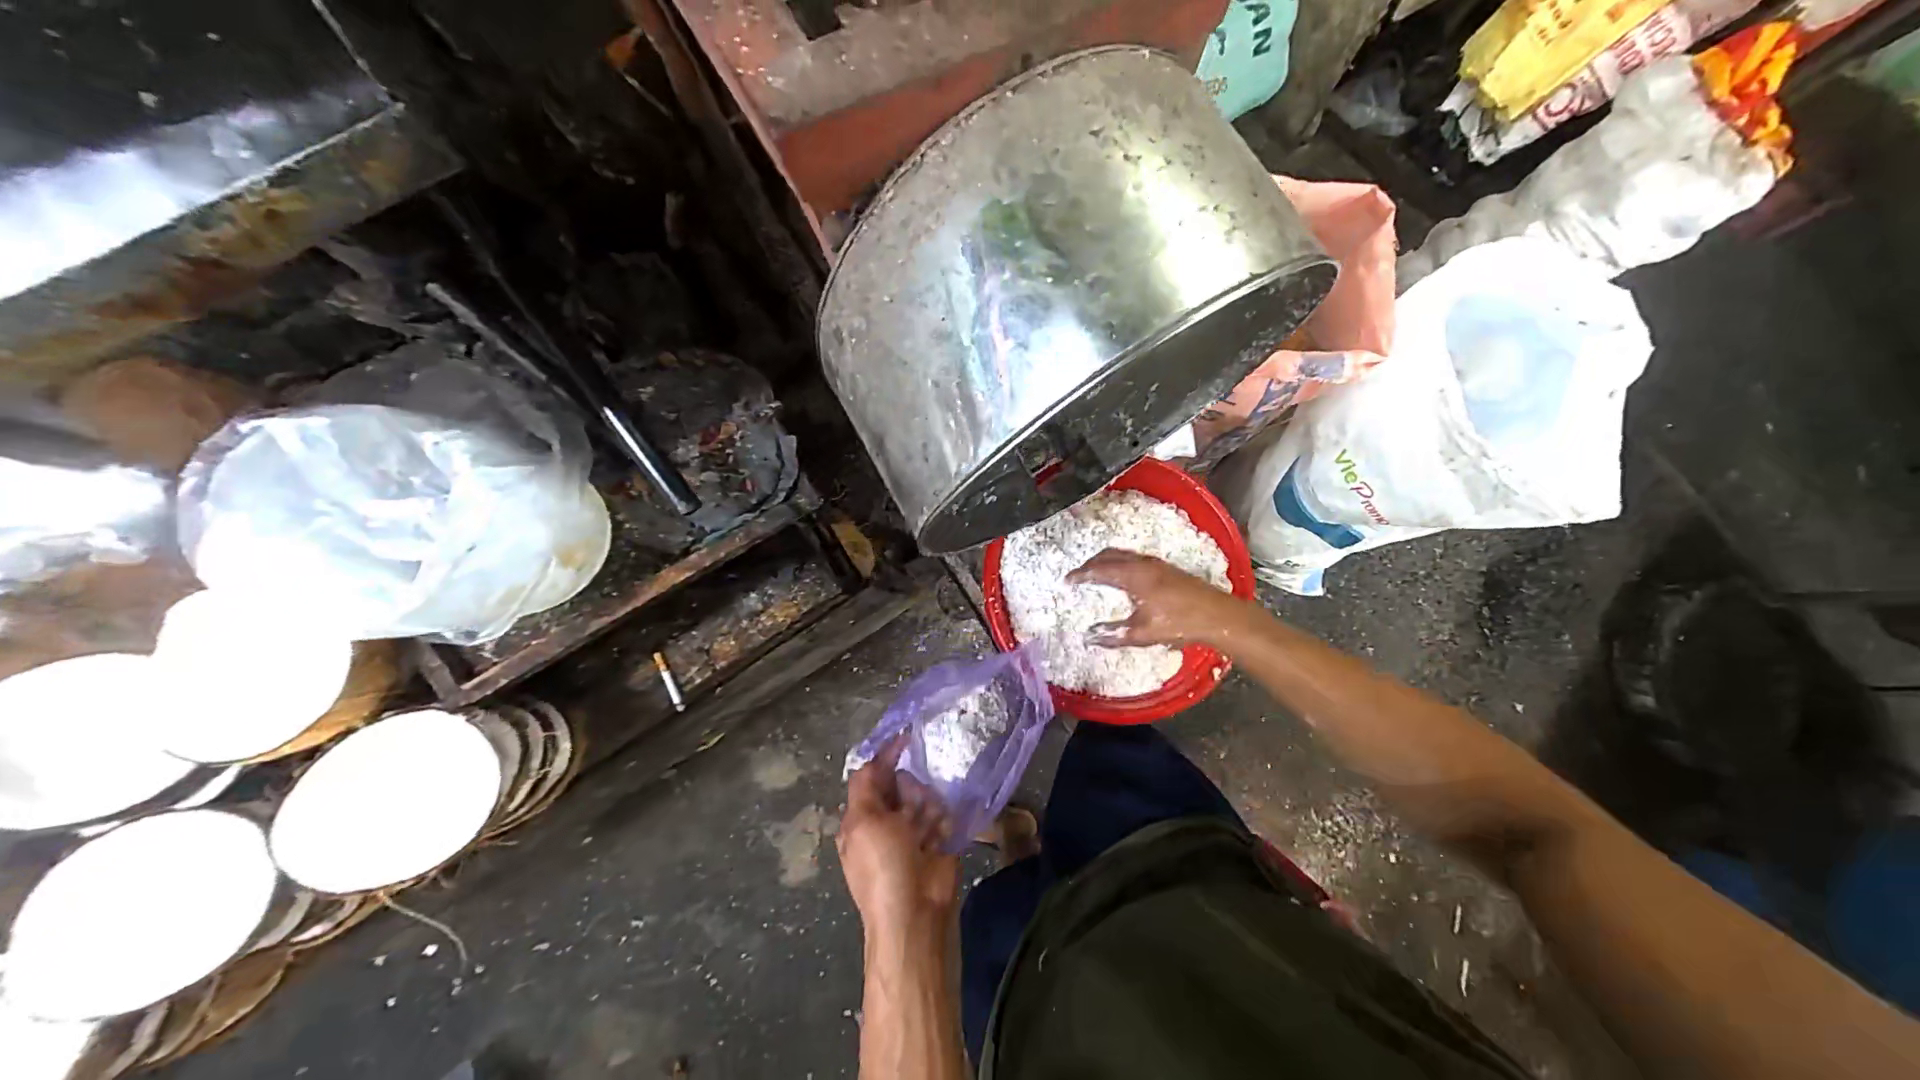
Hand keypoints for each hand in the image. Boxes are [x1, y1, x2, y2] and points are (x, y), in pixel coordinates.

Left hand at [837, 737, 958, 941]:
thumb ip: (864, 786)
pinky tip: (939, 836)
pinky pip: (944, 814)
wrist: (915, 914)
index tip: (906, 736)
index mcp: (861, 817)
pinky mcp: (940, 838)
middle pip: (902, 782)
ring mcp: (914, 830)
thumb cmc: (883, 867)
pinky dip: (943, 821)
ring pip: (925, 796)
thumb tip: (871, 760)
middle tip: (912, 809)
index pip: (871, 776)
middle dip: (909, 789)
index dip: (885, 756)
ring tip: (927, 828)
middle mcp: (886, 820)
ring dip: (927, 807)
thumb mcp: (862, 822)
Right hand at [1067, 548, 1245, 646]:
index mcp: (1134, 575)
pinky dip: (1120, 563)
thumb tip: (1089, 637)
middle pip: (1109, 555)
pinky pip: (1134, 559)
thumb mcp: (1142, 633)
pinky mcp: (1167, 569)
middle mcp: (1143, 564)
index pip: (1099, 569)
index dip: (1081, 574)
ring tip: (1096, 573)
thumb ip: (1114, 634)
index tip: (1067, 581)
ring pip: (1123, 555)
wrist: (1218, 616)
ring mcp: (1156, 564)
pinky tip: (1123, 577)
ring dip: (1106, 561)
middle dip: (1091, 563)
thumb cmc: (1179, 623)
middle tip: (1079, 575)